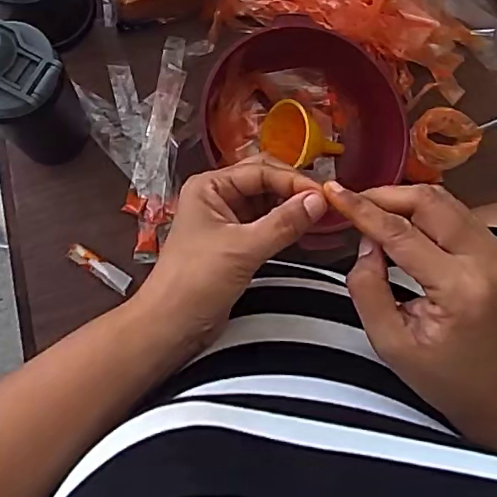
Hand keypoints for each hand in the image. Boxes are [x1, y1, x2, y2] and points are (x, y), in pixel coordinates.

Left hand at [135, 161, 326, 351]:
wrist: (170, 325)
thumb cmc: (194, 282)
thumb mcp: (242, 249)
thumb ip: (282, 224)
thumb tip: (318, 201)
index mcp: (209, 186)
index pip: (259, 170)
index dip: (293, 180)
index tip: (323, 195)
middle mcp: (216, 196)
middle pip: (263, 180)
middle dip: (293, 188)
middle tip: (326, 201)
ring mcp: (226, 218)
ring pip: (266, 201)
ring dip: (291, 205)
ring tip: (322, 213)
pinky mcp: (235, 241)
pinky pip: (266, 222)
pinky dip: (285, 223)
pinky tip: (305, 227)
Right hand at [323, 181, 496, 447]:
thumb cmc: (443, 377)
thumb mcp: (390, 342)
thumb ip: (368, 287)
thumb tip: (364, 240)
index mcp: (460, 289)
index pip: (401, 232)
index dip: (362, 208)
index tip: (331, 192)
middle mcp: (485, 261)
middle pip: (427, 201)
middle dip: (383, 195)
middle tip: (350, 203)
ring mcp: (496, 251)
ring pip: (440, 199)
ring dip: (400, 198)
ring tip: (369, 211)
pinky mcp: (495, 248)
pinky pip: (451, 210)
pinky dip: (419, 207)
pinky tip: (397, 221)